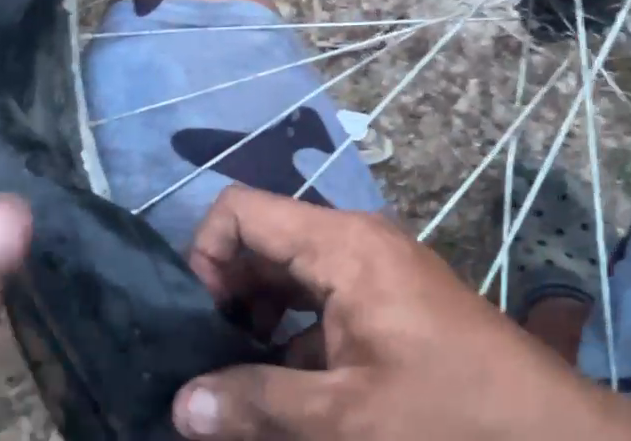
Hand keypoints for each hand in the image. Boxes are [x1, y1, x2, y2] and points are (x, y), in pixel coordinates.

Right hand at [173, 187, 630, 440]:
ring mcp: (377, 271)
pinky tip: (288, 397)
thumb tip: (179, 405)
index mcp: (341, 244)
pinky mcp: (392, 303)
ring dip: (258, 323)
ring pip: (292, 277)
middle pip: (264, 240)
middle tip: (212, 363)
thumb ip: (257, 404)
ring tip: (242, 385)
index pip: (241, 210)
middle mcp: (354, 241)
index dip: (205, 257)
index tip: (198, 325)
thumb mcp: (346, 420)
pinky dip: (295, 340)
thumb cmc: (451, 417)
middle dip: (227, 296)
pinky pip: (324, 304)